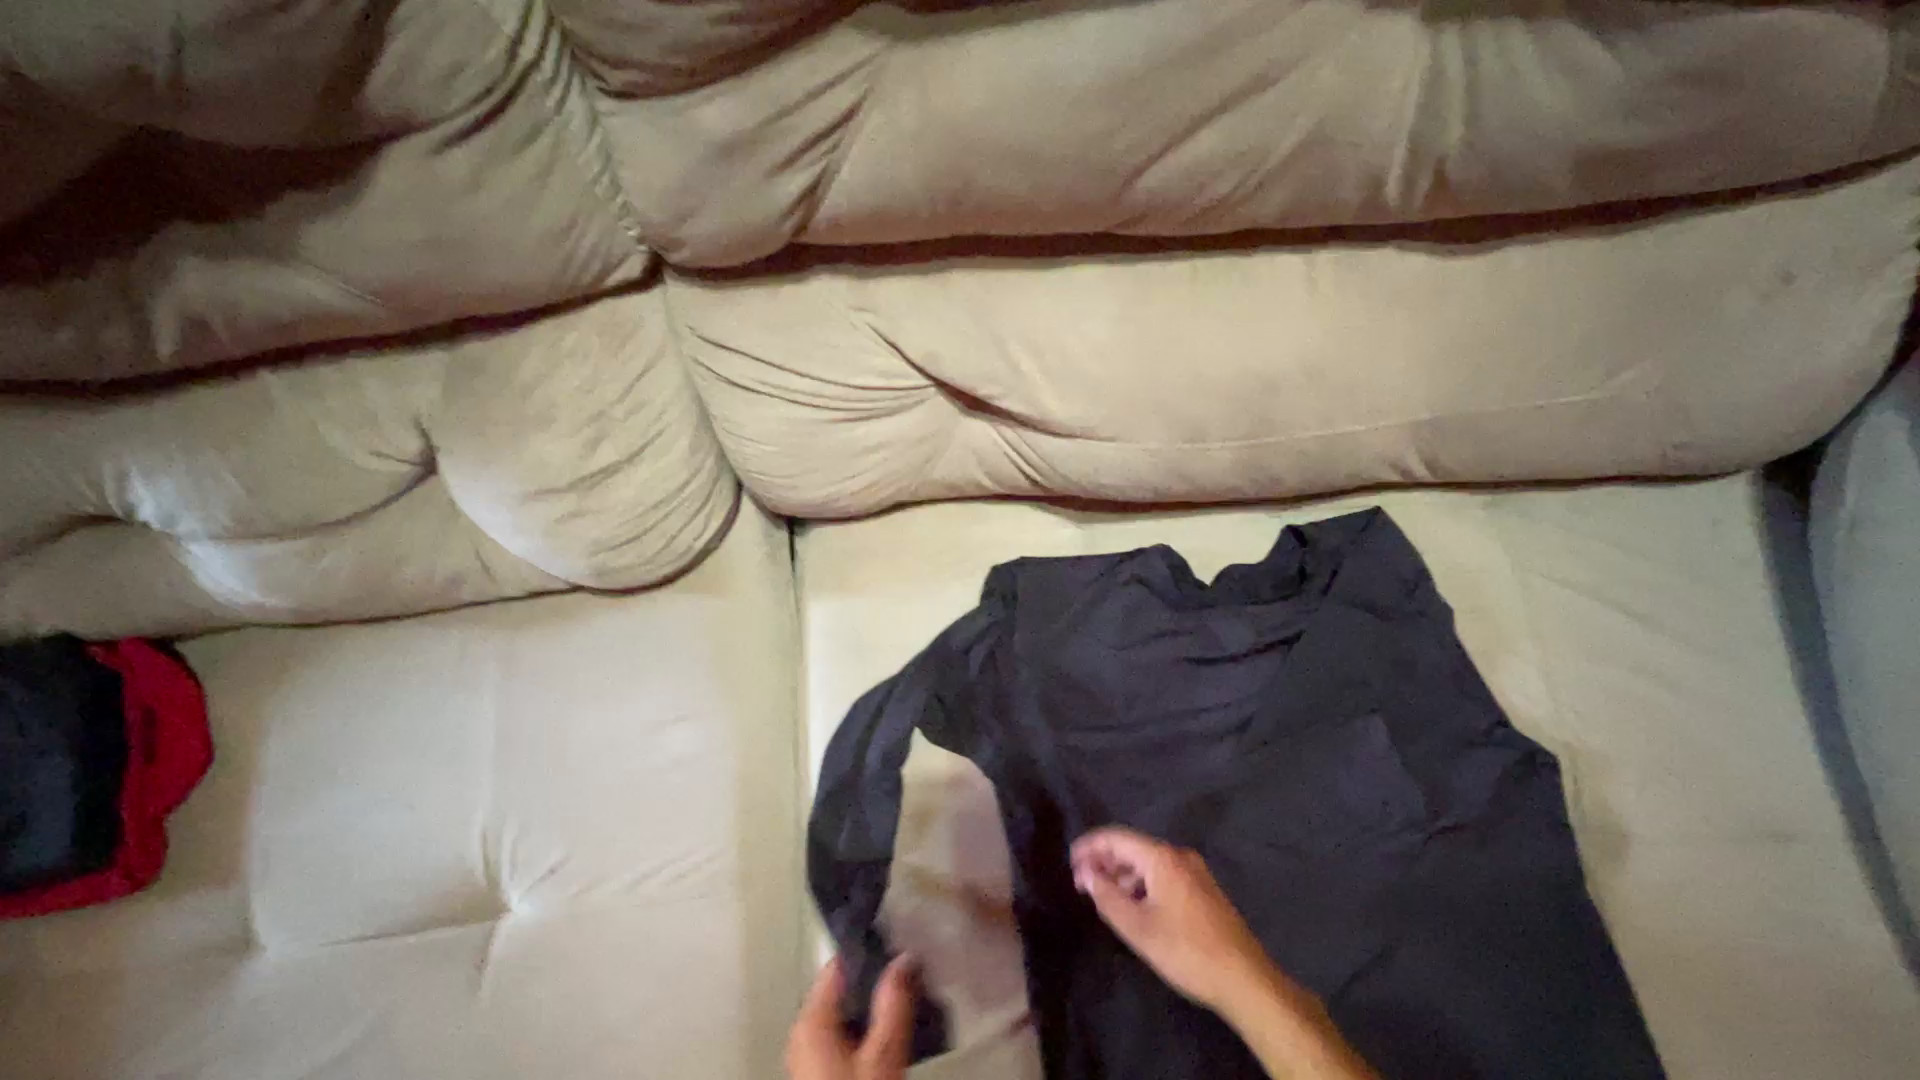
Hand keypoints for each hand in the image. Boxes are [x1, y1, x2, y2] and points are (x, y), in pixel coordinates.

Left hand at [786, 955, 917, 1079]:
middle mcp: (802, 1033)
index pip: (838, 964)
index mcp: (809, 1020)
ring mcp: (807, 1054)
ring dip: (872, 1006)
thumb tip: (903, 961)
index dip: (870, 952)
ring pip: (845, 1012)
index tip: (896, 946)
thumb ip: (894, 1004)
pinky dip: (864, 1027)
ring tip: (902, 1001)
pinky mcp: (818, 1071)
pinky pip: (843, 1034)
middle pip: (842, 988)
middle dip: (875, 981)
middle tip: (907, 974)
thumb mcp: (882, 1054)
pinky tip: (886, 1034)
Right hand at [1070, 827, 1278, 1011]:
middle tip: (1081, 883)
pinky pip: (1163, 876)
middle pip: (1133, 847)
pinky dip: (1142, 884)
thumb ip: (1107, 896)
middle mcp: (1179, 856)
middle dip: (1104, 861)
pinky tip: (1133, 906)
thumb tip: (1085, 873)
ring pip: (1148, 863)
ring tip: (1102, 897)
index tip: (1068, 861)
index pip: (1116, 837)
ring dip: (1123, 875)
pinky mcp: (1203, 890)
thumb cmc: (1186, 951)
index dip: (1089, 846)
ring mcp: (1195, 872)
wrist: (1244, 979)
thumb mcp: (1137, 928)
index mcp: (1162, 858)